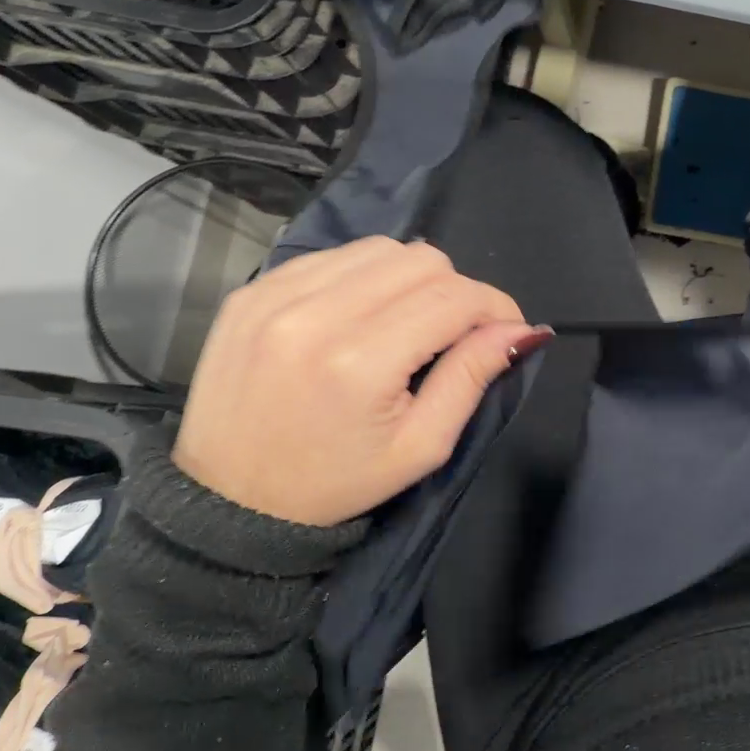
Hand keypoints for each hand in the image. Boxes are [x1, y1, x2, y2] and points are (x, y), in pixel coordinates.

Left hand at [172, 237, 549, 526]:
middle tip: (454, 333)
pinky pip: (334, 256)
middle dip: (456, 291)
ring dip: (411, 279)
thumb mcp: (422, 447)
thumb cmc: (337, 483)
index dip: (495, 307)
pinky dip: (365, 277)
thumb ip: (472, 378)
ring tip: (407, 323)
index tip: (506, 330)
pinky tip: (362, 316)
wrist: (228, 501)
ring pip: (379, 248)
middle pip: (422, 259)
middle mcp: (314, 315)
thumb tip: (521, 330)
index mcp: (360, 363)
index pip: (454, 298)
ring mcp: (274, 295)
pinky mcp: (251, 291)